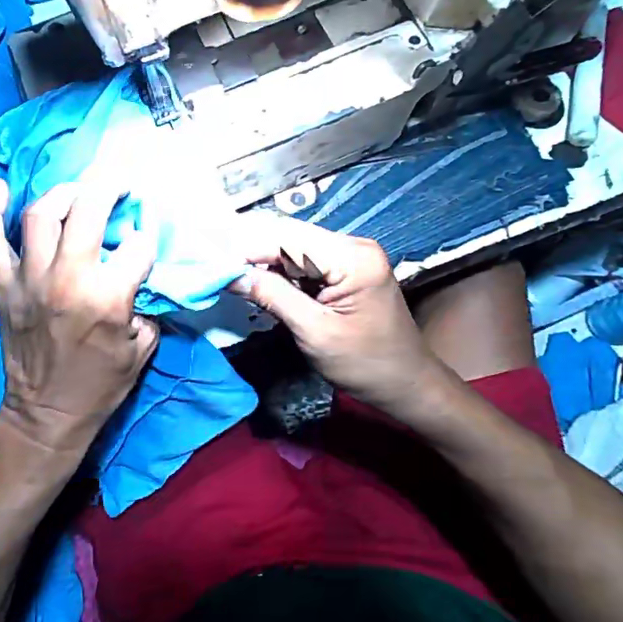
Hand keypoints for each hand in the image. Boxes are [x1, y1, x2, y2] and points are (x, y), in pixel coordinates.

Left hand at [0, 177, 160, 461]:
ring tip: (77, 192)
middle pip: (87, 211)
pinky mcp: (1, 286)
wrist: (48, 413)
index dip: (145, 241)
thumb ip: (147, 303)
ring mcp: (28, 280)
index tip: (143, 244)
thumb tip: (143, 269)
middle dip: (108, 190)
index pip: (136, 245)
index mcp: (107, 298)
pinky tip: (0, 186)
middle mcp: (66, 279)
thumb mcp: (143, 347)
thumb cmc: (101, 384)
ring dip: (62, 193)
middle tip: (117, 186)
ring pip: (41, 215)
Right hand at [231, 215, 447, 412]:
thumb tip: (232, 275)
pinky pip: (306, 261)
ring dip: (267, 264)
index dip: (250, 249)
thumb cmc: (364, 363)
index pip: (290, 238)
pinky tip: (264, 286)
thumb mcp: (313, 331)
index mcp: (353, 257)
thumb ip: (272, 296)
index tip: (217, 265)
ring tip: (237, 279)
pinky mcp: (347, 269)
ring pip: (295, 248)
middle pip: (291, 237)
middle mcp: (354, 246)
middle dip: (256, 255)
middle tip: (221, 272)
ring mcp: (352, 256)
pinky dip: (283, 273)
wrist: (405, 383)